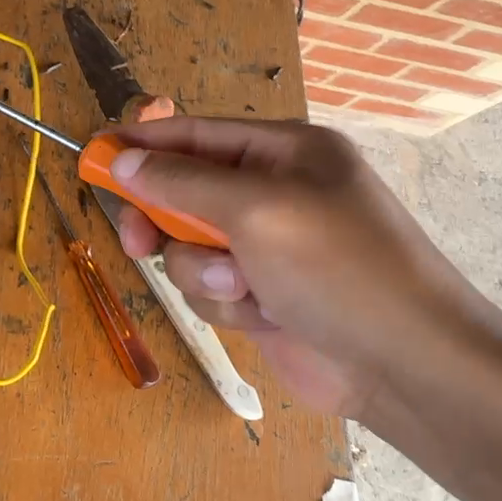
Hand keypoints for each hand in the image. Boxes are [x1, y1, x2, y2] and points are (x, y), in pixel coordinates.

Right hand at [106, 101, 501, 416]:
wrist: (407, 366)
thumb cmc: (338, 268)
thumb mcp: (255, 210)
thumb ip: (180, 183)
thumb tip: (121, 159)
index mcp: (285, 152)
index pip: (195, 135)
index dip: (142, 144)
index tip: (94, 156)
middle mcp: (273, 193)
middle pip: (180, 193)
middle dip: (162, 221)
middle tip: (135, 241)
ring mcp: (265, 247)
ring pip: (186, 247)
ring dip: (201, 271)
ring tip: (242, 288)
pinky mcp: (260, 293)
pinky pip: (206, 286)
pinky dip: (224, 302)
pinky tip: (261, 315)